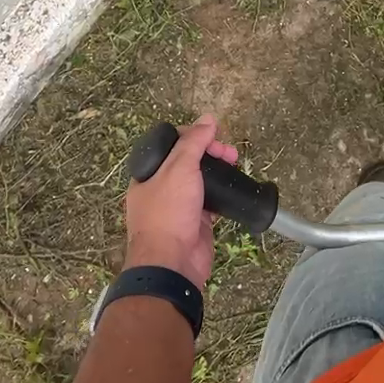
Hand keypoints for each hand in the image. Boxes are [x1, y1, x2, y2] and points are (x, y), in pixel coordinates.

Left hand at [123, 115, 239, 288]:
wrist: (173, 263)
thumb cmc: (169, 213)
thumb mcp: (180, 169)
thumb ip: (194, 142)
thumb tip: (208, 119)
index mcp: (148, 175)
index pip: (170, 145)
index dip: (192, 136)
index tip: (212, 136)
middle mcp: (161, 189)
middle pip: (188, 160)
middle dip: (211, 151)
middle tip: (230, 152)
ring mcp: (178, 207)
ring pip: (200, 179)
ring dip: (218, 169)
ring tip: (236, 164)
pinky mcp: (196, 221)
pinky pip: (210, 200)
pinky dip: (221, 191)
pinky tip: (232, 187)